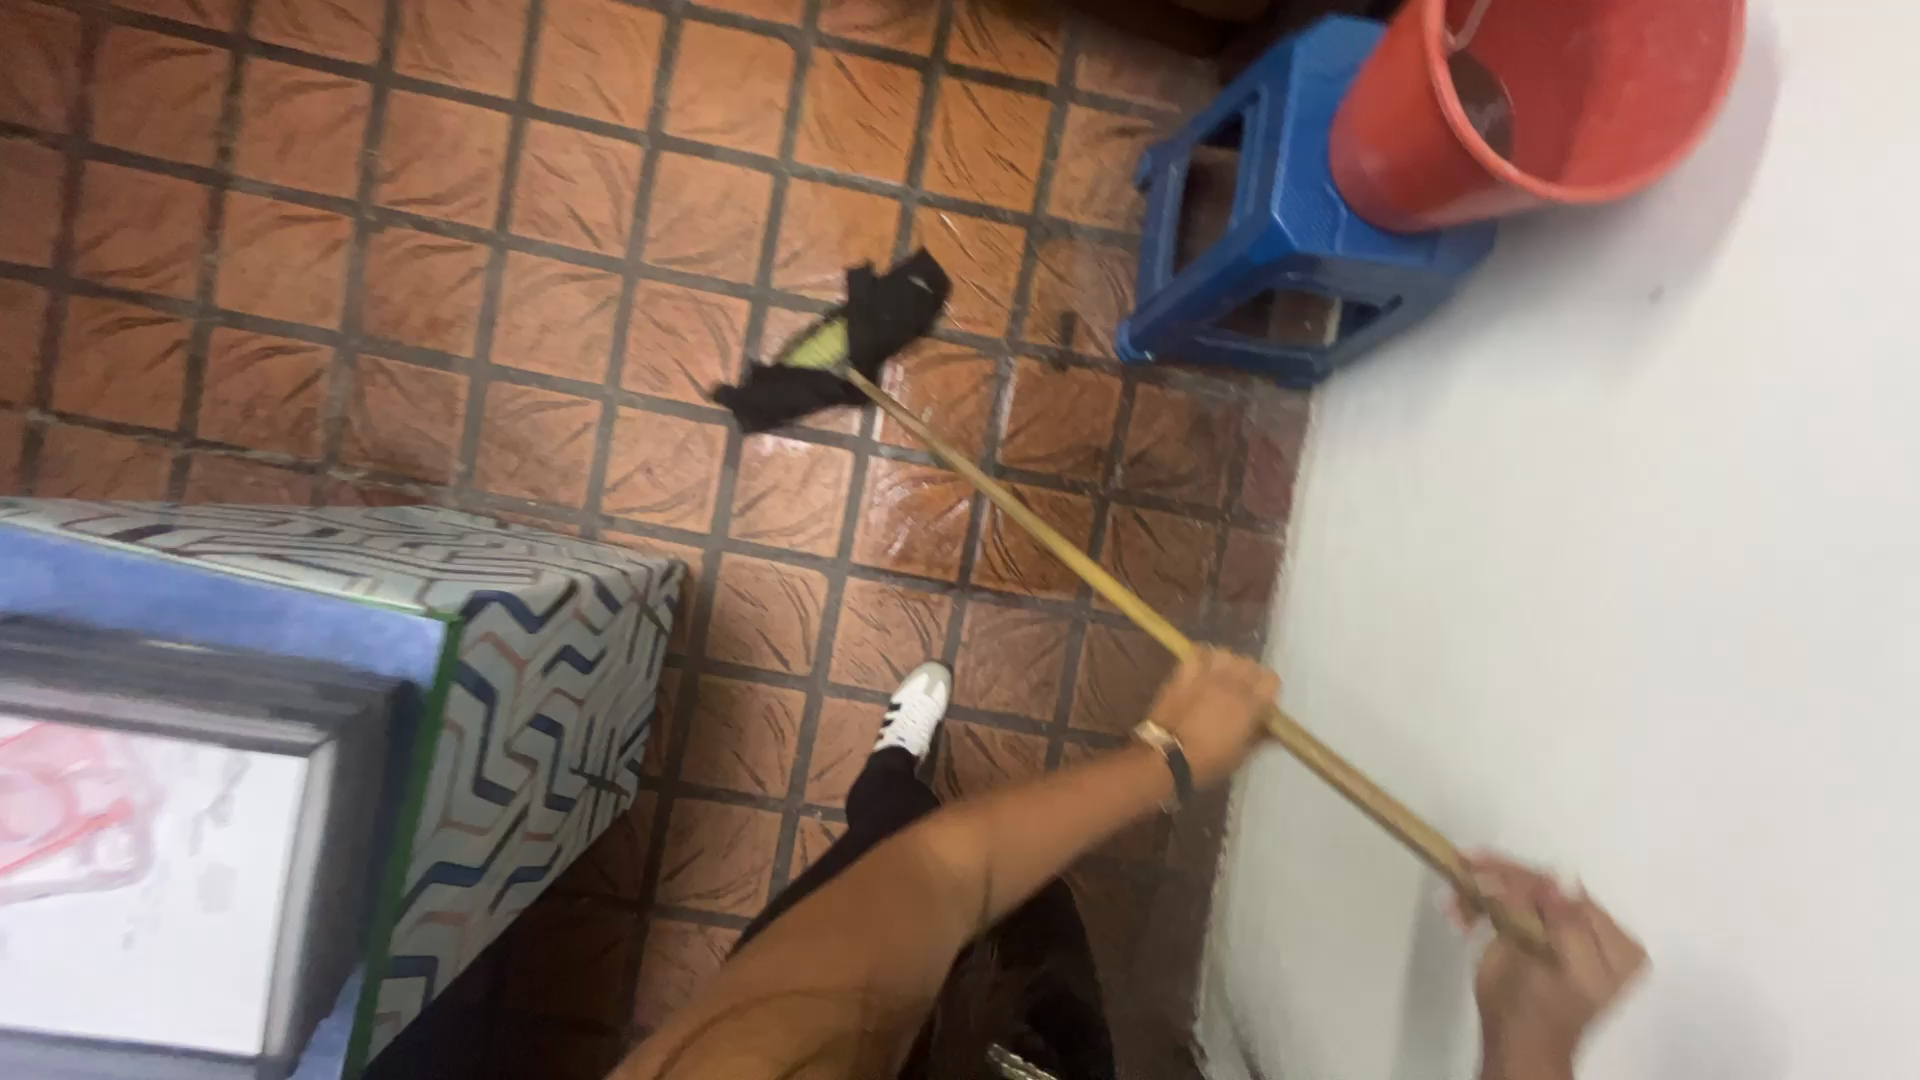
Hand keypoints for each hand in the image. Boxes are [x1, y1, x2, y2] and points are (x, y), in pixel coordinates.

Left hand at [1143, 648, 1278, 786]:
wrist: (1167, 754)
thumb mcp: (1242, 755)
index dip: (1268, 688)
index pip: (1271, 680)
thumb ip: (1259, 736)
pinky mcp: (1183, 673)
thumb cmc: (1209, 761)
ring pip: (1225, 653)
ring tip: (1220, 675)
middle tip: (1241, 689)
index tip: (1261, 699)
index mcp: (1250, 704)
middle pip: (1249, 663)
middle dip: (1249, 674)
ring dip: (1226, 662)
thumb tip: (1272, 730)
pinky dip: (1202, 657)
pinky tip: (1200, 668)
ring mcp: (1206, 675)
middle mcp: (1231, 684)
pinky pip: (1197, 653)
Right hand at [1453, 855, 1647, 1075]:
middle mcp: (1585, 927)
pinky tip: (1458, 915)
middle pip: (1539, 885)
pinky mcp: (1519, 926)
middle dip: (1497, 879)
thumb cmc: (1548, 1010)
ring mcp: (1550, 924)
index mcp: (1613, 941)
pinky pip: (1494, 899)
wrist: (1514, 1037)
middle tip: (1463, 867)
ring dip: (1478, 889)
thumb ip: (1568, 927)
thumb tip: (1555, 883)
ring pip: (1511, 887)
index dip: (1529, 880)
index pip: (1569, 893)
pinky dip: (1472, 903)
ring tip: (1454, 903)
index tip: (1488, 870)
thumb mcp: (1572, 973)